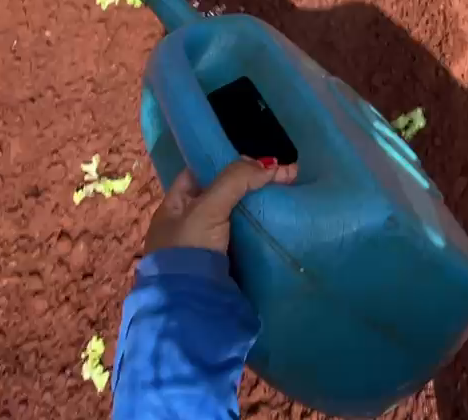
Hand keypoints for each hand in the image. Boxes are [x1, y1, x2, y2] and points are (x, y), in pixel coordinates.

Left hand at [143, 157, 297, 254]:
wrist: (189, 307)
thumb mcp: (207, 207)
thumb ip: (236, 179)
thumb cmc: (189, 249)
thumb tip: (271, 166)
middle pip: (227, 190)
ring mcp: (211, 242)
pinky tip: (284, 213)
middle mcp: (191, 221)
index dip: (229, 160)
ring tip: (291, 189)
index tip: (258, 158)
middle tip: (285, 173)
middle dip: (254, 180)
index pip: (203, 171)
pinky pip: (249, 233)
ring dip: (263, 201)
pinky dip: (264, 223)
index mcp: (175, 206)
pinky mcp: (230, 260)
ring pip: (241, 211)